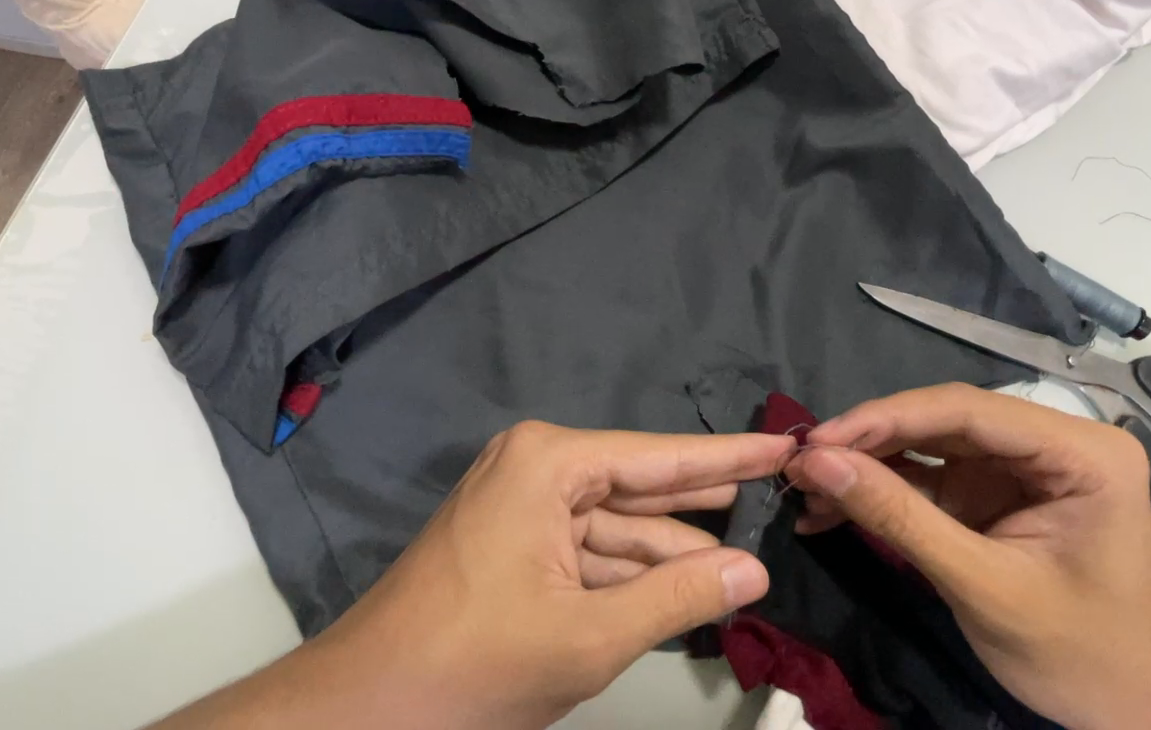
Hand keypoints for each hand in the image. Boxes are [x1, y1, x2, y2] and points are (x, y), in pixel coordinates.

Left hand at [154, 421, 793, 729]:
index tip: (785, 446)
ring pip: (618, 526)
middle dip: (708, 507)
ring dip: (674, 554)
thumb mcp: (589, 635)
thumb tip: (754, 572)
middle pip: (641, 487)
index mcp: (550, 462)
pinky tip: (689, 587)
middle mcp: (538, 467)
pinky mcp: (518, 542)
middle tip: (784, 500)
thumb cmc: (475, 663)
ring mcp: (525, 504)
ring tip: (750, 561)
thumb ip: (677, 597)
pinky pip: (591, 551)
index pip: (659, 457)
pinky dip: (634, 575)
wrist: (364, 709)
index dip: (728, 458)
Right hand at [785, 384, 1150, 729]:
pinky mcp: (995, 490)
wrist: (1127, 719)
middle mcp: (1053, 441)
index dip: (885, 419)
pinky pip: (929, 474)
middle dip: (869, 441)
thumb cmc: (1076, 655)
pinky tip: (833, 504)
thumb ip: (899, 517)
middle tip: (801, 460)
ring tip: (805, 483)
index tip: (817, 441)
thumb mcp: (981, 585)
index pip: (967, 410)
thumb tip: (814, 461)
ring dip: (867, 464)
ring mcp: (1021, 465)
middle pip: (943, 420)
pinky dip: (882, 490)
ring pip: (927, 442)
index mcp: (1081, 451)